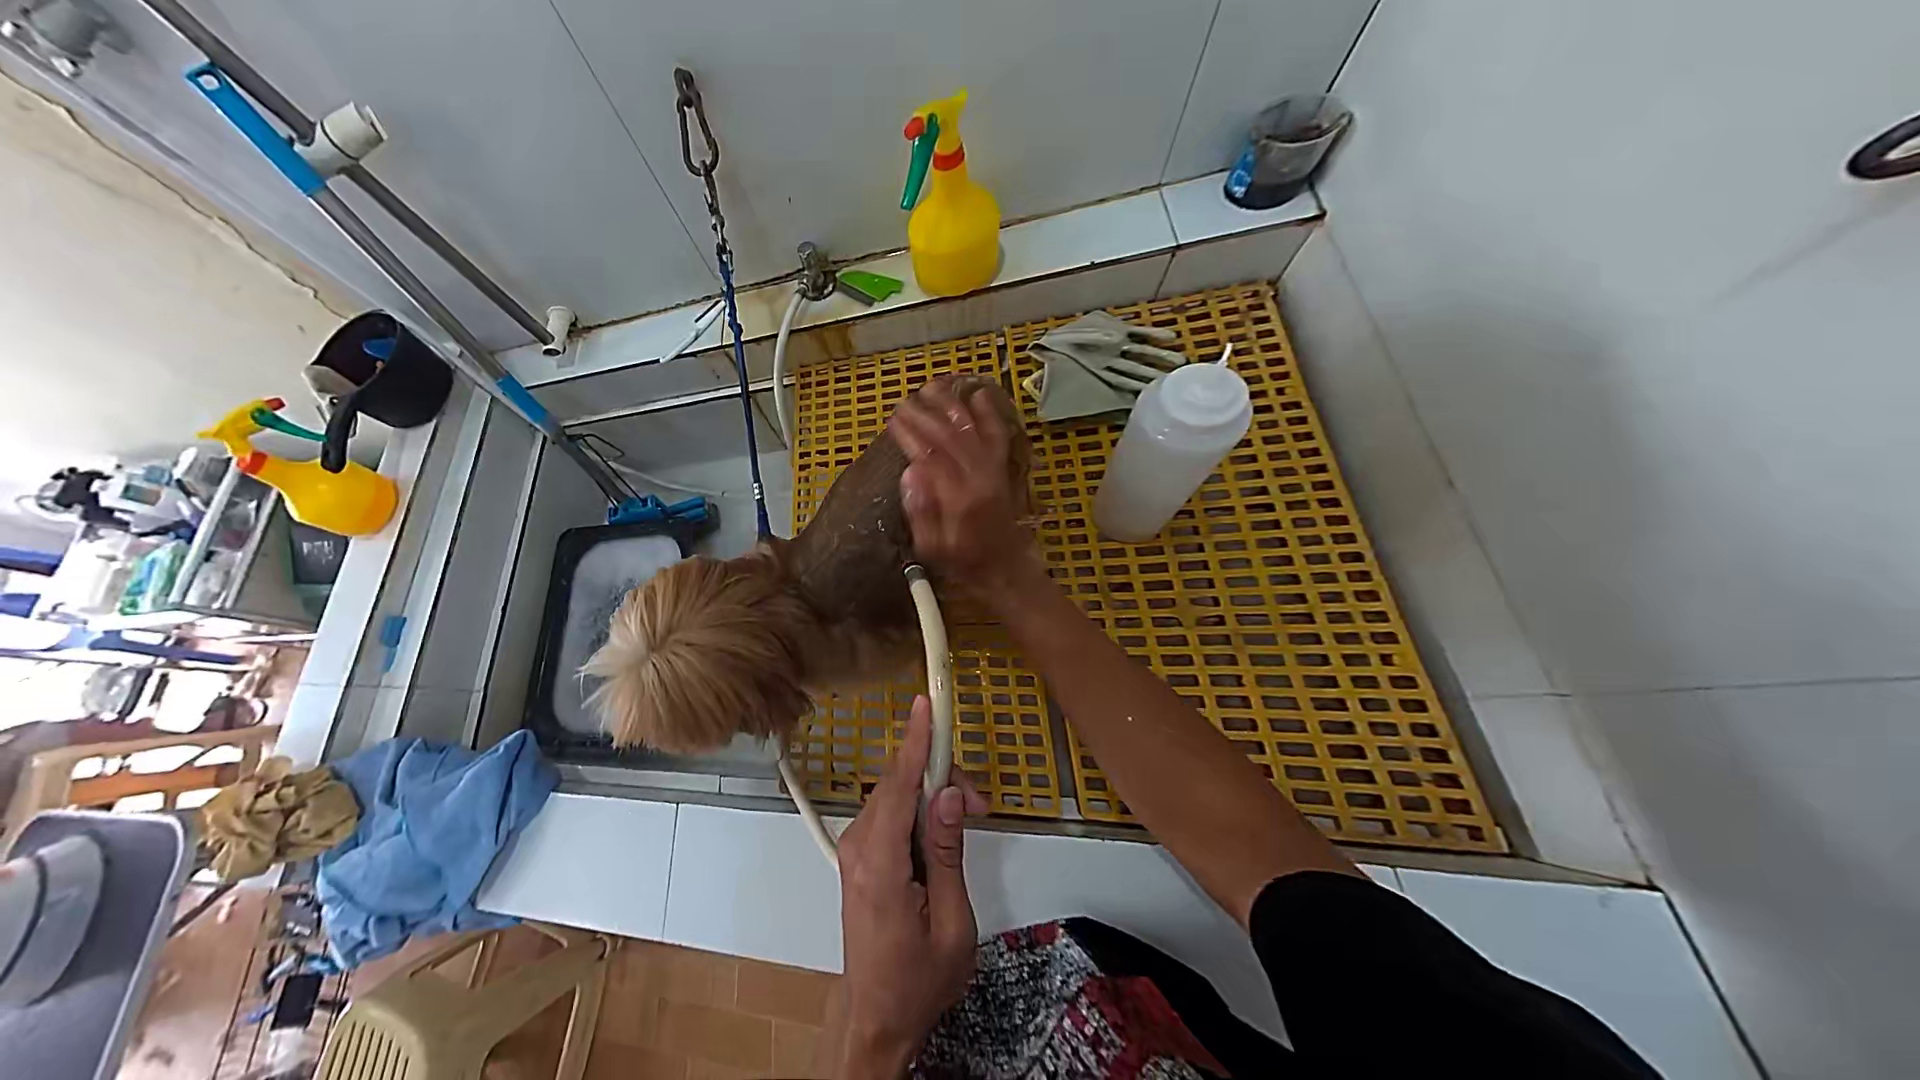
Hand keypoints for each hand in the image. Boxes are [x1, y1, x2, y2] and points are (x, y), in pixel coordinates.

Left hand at [828, 694, 986, 1076]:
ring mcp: (855, 850)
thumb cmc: (918, 980)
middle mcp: (859, 849)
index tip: (925, 706)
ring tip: (968, 818)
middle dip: (940, 776)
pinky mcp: (860, 854)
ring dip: (932, 793)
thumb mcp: (952, 921)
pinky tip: (942, 827)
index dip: (915, 742)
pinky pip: (890, 812)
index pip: (899, 788)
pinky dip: (918, 808)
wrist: (876, 1015)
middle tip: (980, 801)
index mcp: (880, 867)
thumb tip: (950, 795)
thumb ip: (948, 852)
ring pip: (895, 794)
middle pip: (900, 784)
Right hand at [888, 379, 1038, 593]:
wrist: (1005, 568)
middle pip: (949, 437)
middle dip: (925, 415)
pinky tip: (978, 395)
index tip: (894, 421)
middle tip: (904, 402)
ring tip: (932, 388)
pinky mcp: (1002, 470)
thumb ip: (921, 511)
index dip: (911, 434)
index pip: (930, 456)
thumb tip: (910, 474)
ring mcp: (994, 471)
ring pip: (972, 430)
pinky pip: (997, 435)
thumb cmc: (964, 562)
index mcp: (958, 499)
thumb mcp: (932, 547)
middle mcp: (978, 479)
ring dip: (952, 406)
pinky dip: (988, 414)